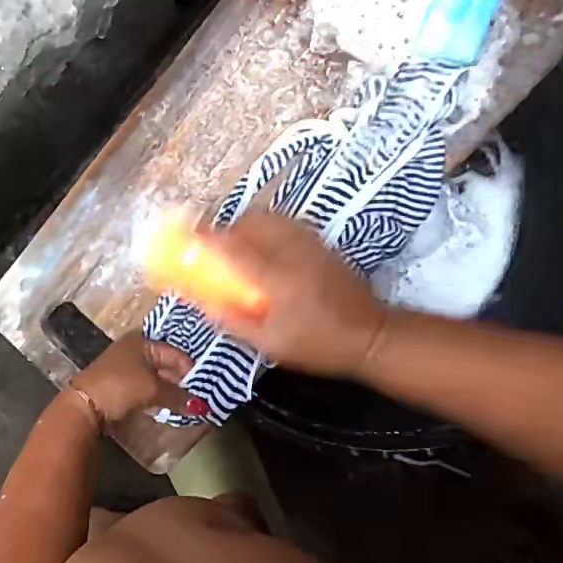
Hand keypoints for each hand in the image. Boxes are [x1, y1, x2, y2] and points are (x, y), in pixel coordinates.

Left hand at [70, 335, 196, 424]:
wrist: (83, 405)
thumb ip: (178, 396)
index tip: (207, 388)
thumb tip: (202, 407)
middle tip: (201, 398)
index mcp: (142, 341)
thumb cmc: (120, 387)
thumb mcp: (152, 389)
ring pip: (157, 377)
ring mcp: (126, 366)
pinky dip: (158, 395)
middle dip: (183, 381)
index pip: (176, 353)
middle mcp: (134, 349)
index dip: (192, 371)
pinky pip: (146, 387)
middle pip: (167, 364)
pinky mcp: (120, 383)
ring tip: (188, 404)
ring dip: (171, 390)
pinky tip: (168, 406)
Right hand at [199, 211, 391, 377]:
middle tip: (218, 244)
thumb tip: (206, 305)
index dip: (208, 238)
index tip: (190, 236)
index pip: (234, 248)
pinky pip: (288, 223)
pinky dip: (269, 227)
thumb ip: (234, 321)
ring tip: (240, 242)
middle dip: (229, 227)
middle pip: (253, 222)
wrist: (372, 336)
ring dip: (249, 224)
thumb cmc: (318, 345)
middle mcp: (292, 253)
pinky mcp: (323, 244)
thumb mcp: (270, 343)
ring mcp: (310, 245)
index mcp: (276, 279)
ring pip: (271, 218)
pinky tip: (266, 245)